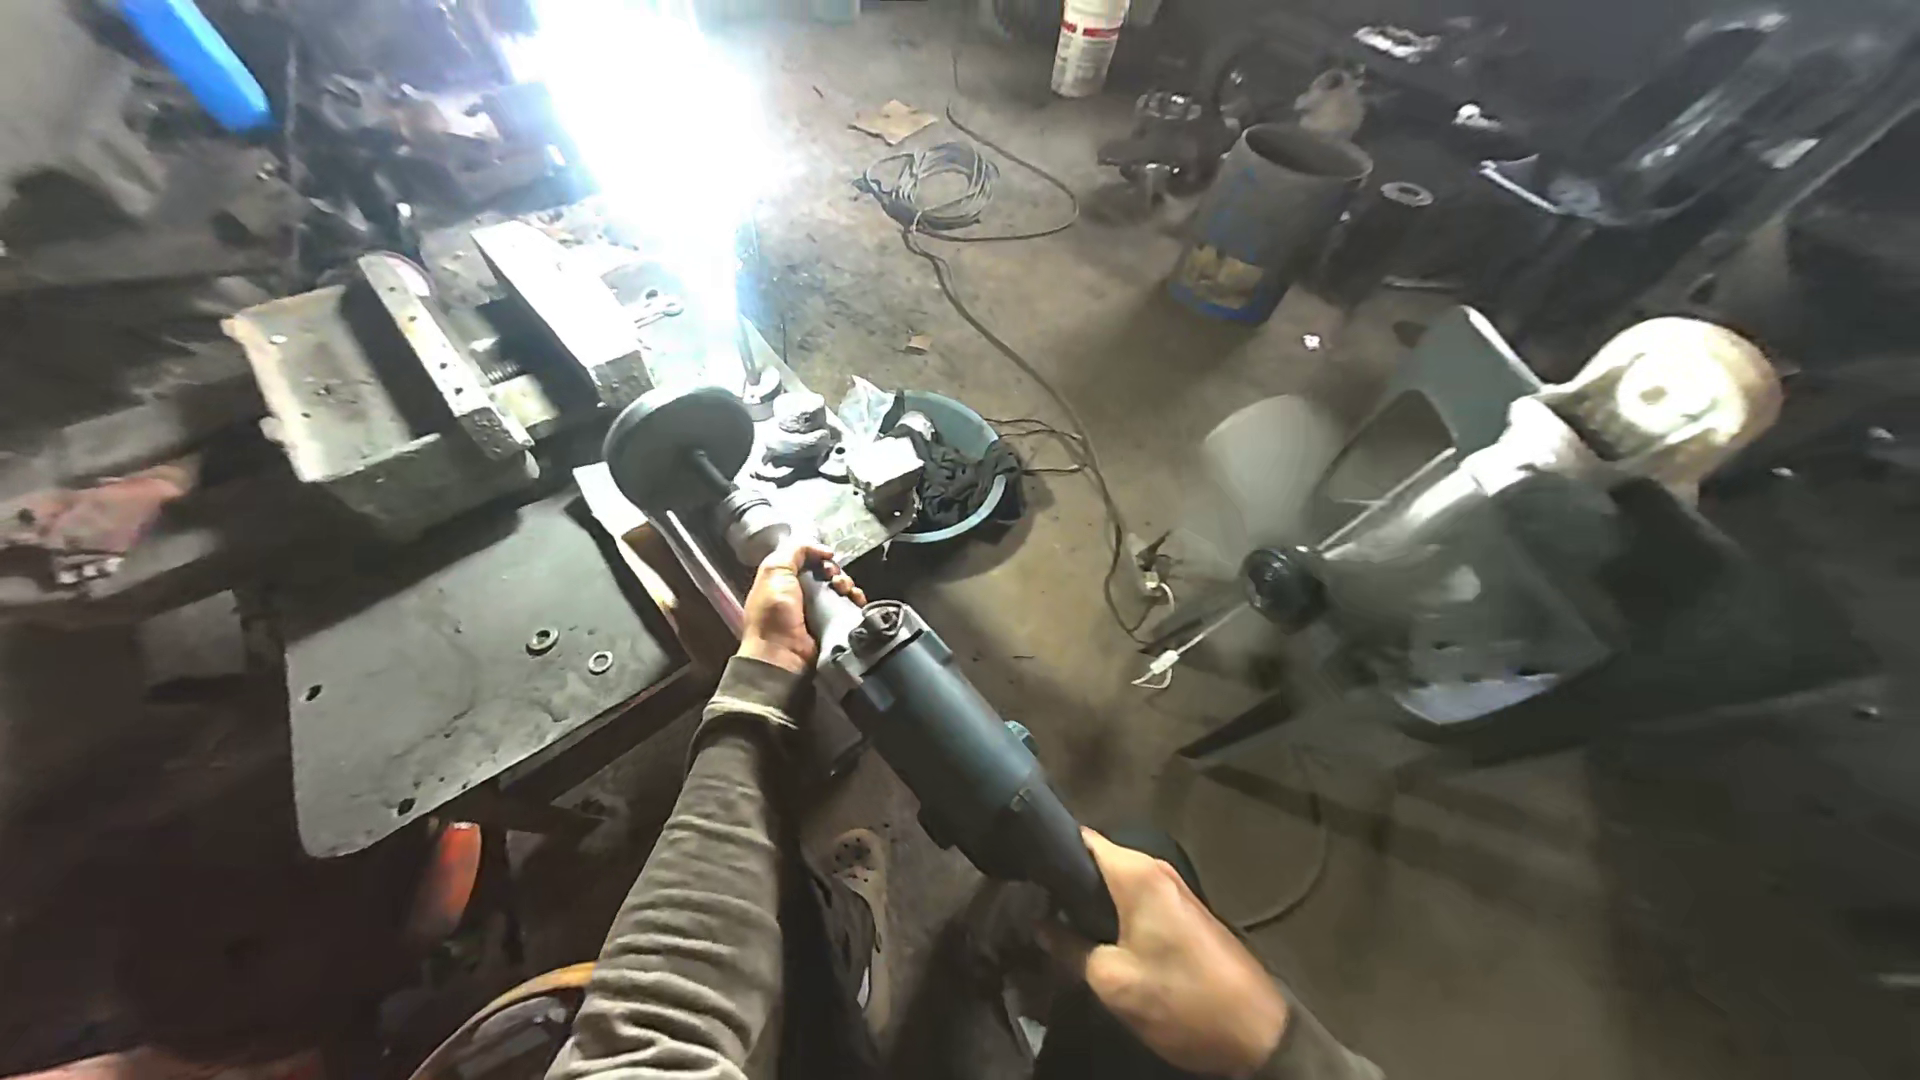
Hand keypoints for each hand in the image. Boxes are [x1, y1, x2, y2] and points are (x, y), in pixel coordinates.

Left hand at [737, 539, 864, 673]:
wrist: (782, 655)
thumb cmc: (774, 613)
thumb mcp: (774, 571)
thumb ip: (793, 552)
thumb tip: (823, 550)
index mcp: (784, 581)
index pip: (808, 560)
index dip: (819, 556)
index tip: (825, 558)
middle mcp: (803, 595)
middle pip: (828, 573)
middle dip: (835, 571)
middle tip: (833, 578)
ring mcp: (820, 611)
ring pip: (842, 588)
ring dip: (847, 584)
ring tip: (844, 590)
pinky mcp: (834, 625)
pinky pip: (851, 606)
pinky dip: (856, 600)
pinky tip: (855, 599)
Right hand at [1041, 828, 1288, 1078]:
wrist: (1257, 1034)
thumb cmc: (1180, 996)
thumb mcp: (1114, 981)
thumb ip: (1068, 947)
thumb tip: (1040, 925)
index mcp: (1134, 870)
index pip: (1079, 837)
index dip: (1048, 850)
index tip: (1023, 870)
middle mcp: (1152, 866)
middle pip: (1096, 858)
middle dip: (1066, 878)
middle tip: (1034, 901)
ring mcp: (1170, 886)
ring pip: (1114, 879)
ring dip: (1089, 897)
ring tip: (1057, 918)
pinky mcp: (1180, 909)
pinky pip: (1134, 895)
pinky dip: (1112, 908)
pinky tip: (1095, 932)